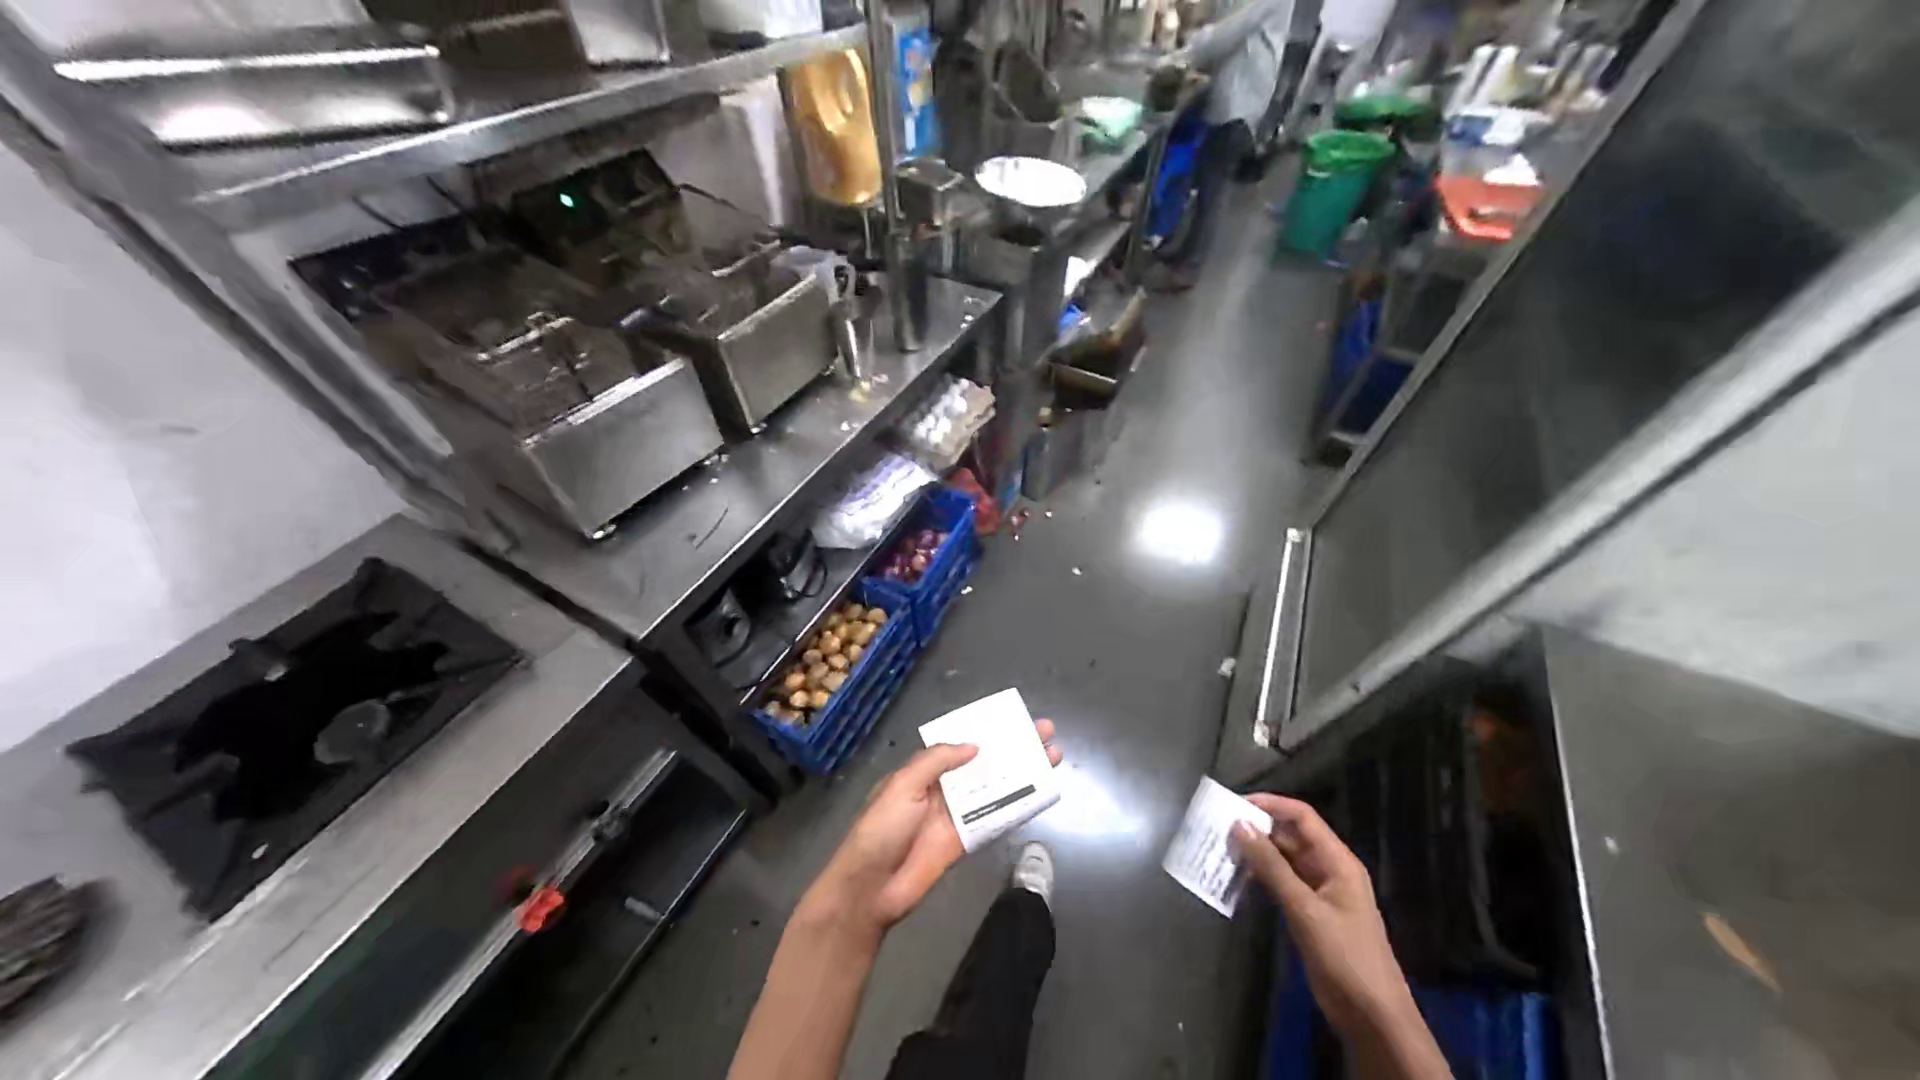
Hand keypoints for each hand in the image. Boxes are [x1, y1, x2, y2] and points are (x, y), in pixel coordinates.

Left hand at [803, 719, 1061, 935]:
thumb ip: (936, 762)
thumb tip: (973, 747)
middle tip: (1045, 732)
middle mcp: (943, 789)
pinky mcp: (967, 841)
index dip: (985, 732)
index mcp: (923, 771)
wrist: (871, 888)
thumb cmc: (881, 829)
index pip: (960, 745)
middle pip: (984, 764)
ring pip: (995, 788)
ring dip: (1022, 773)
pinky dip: (1018, 806)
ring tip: (1053, 756)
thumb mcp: (903, 785)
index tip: (1012, 720)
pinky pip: (996, 820)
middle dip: (1013, 748)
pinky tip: (1041, 793)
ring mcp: (957, 816)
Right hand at [1232, 795, 1414, 1038]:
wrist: (1373, 1017)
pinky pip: (1281, 882)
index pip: (1302, 817)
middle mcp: (1328, 869)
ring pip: (1283, 859)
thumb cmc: (1345, 956)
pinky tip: (1236, 877)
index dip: (1271, 804)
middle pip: (1290, 835)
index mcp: (1338, 861)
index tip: (1235, 804)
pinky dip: (1260, 876)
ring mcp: (1319, 892)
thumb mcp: (1305, 909)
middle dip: (1257, 829)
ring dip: (1256, 853)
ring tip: (1221, 849)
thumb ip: (1272, 867)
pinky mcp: (1309, 912)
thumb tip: (1239, 826)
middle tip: (1219, 828)